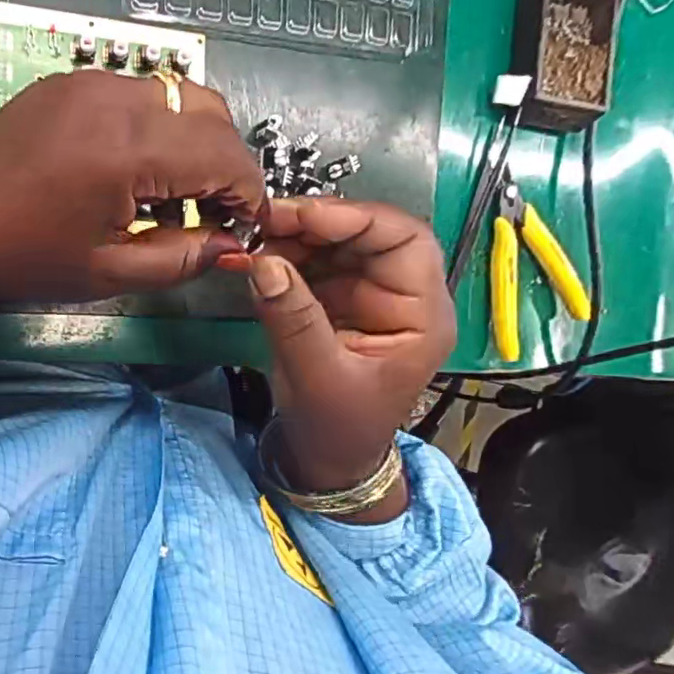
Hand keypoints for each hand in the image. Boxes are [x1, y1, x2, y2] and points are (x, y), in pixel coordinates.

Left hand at [0, 70, 264, 367]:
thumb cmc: (19, 259)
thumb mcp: (107, 270)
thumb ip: (181, 257)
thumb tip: (229, 244)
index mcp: (129, 146)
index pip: (225, 153)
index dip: (247, 192)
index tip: (241, 223)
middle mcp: (114, 97)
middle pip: (208, 109)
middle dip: (222, 160)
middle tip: (205, 210)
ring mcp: (83, 82)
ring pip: (172, 93)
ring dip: (188, 138)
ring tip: (165, 191)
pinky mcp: (60, 83)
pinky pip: (129, 93)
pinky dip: (148, 124)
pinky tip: (124, 167)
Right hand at [226, 197, 455, 515]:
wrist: (326, 458)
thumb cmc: (336, 425)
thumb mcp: (316, 374)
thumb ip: (292, 317)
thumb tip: (263, 262)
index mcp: (420, 314)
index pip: (403, 240)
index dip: (354, 218)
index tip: (298, 215)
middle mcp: (397, 295)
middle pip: (367, 235)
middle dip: (315, 223)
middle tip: (264, 221)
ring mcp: (363, 296)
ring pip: (336, 245)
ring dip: (293, 237)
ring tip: (253, 241)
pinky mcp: (333, 302)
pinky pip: (311, 265)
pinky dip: (282, 256)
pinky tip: (256, 258)